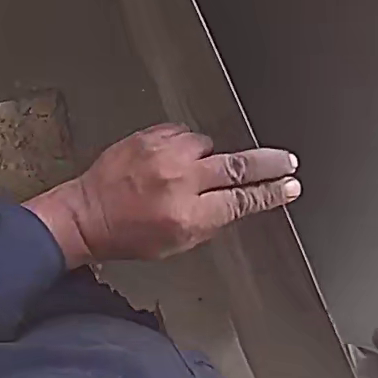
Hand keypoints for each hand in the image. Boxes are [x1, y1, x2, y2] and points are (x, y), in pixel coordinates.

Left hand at [23, 124, 299, 267]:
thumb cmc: (126, 234)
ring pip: (208, 145)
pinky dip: (183, 145)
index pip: (244, 199)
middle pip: (238, 166)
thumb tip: (240, 202)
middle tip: (285, 162)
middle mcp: (178, 181)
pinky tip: (171, 159)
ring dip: (208, 156)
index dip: (272, 193)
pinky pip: (182, 134)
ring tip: (191, 171)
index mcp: (188, 215)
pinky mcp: (148, 137)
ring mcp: (162, 155)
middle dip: (268, 163)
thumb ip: (212, 221)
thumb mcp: (177, 243)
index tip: (289, 187)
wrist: (87, 213)